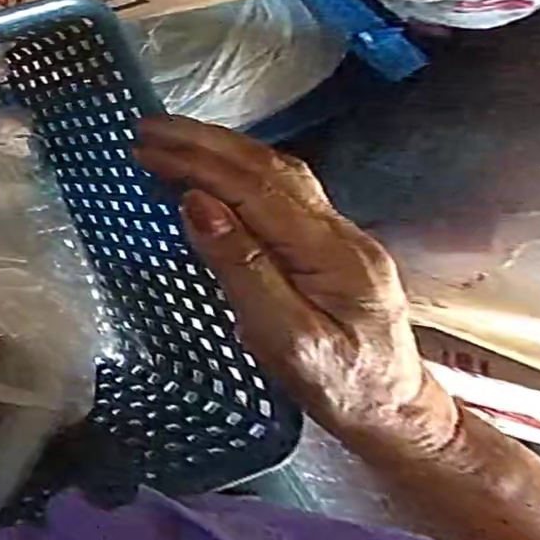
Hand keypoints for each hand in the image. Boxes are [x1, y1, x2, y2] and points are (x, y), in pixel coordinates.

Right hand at [134, 116, 459, 459]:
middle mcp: (340, 232)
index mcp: (333, 255)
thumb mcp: (282, 336)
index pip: (255, 189)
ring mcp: (337, 232)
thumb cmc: (332, 381)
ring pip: (275, 169)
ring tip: (166, 132)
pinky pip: (274, 183)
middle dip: (202, 141)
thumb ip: (240, 265)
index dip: (195, 164)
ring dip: (216, 144)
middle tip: (144, 127)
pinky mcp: (324, 237)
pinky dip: (231, 161)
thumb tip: (195, 202)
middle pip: (268, 167)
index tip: (143, 152)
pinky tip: (204, 158)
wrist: (396, 412)